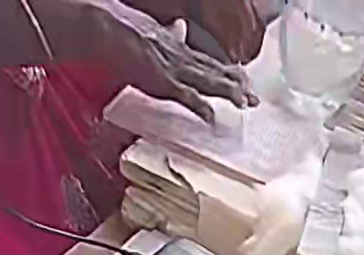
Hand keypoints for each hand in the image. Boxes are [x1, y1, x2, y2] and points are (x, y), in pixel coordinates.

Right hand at [82, 0, 254, 120]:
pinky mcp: (164, 81)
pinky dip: (200, 107)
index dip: (229, 73)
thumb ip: (170, 34)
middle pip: (216, 73)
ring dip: (228, 93)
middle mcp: (183, 58)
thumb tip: (180, 26)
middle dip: (238, 86)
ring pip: (208, 82)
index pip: (210, 63)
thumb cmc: (124, 31)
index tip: (245, 80)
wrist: (107, 26)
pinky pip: (186, 97)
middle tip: (256, 98)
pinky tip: (211, 117)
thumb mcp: (154, 31)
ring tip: (245, 104)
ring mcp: (176, 70)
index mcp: (180, 49)